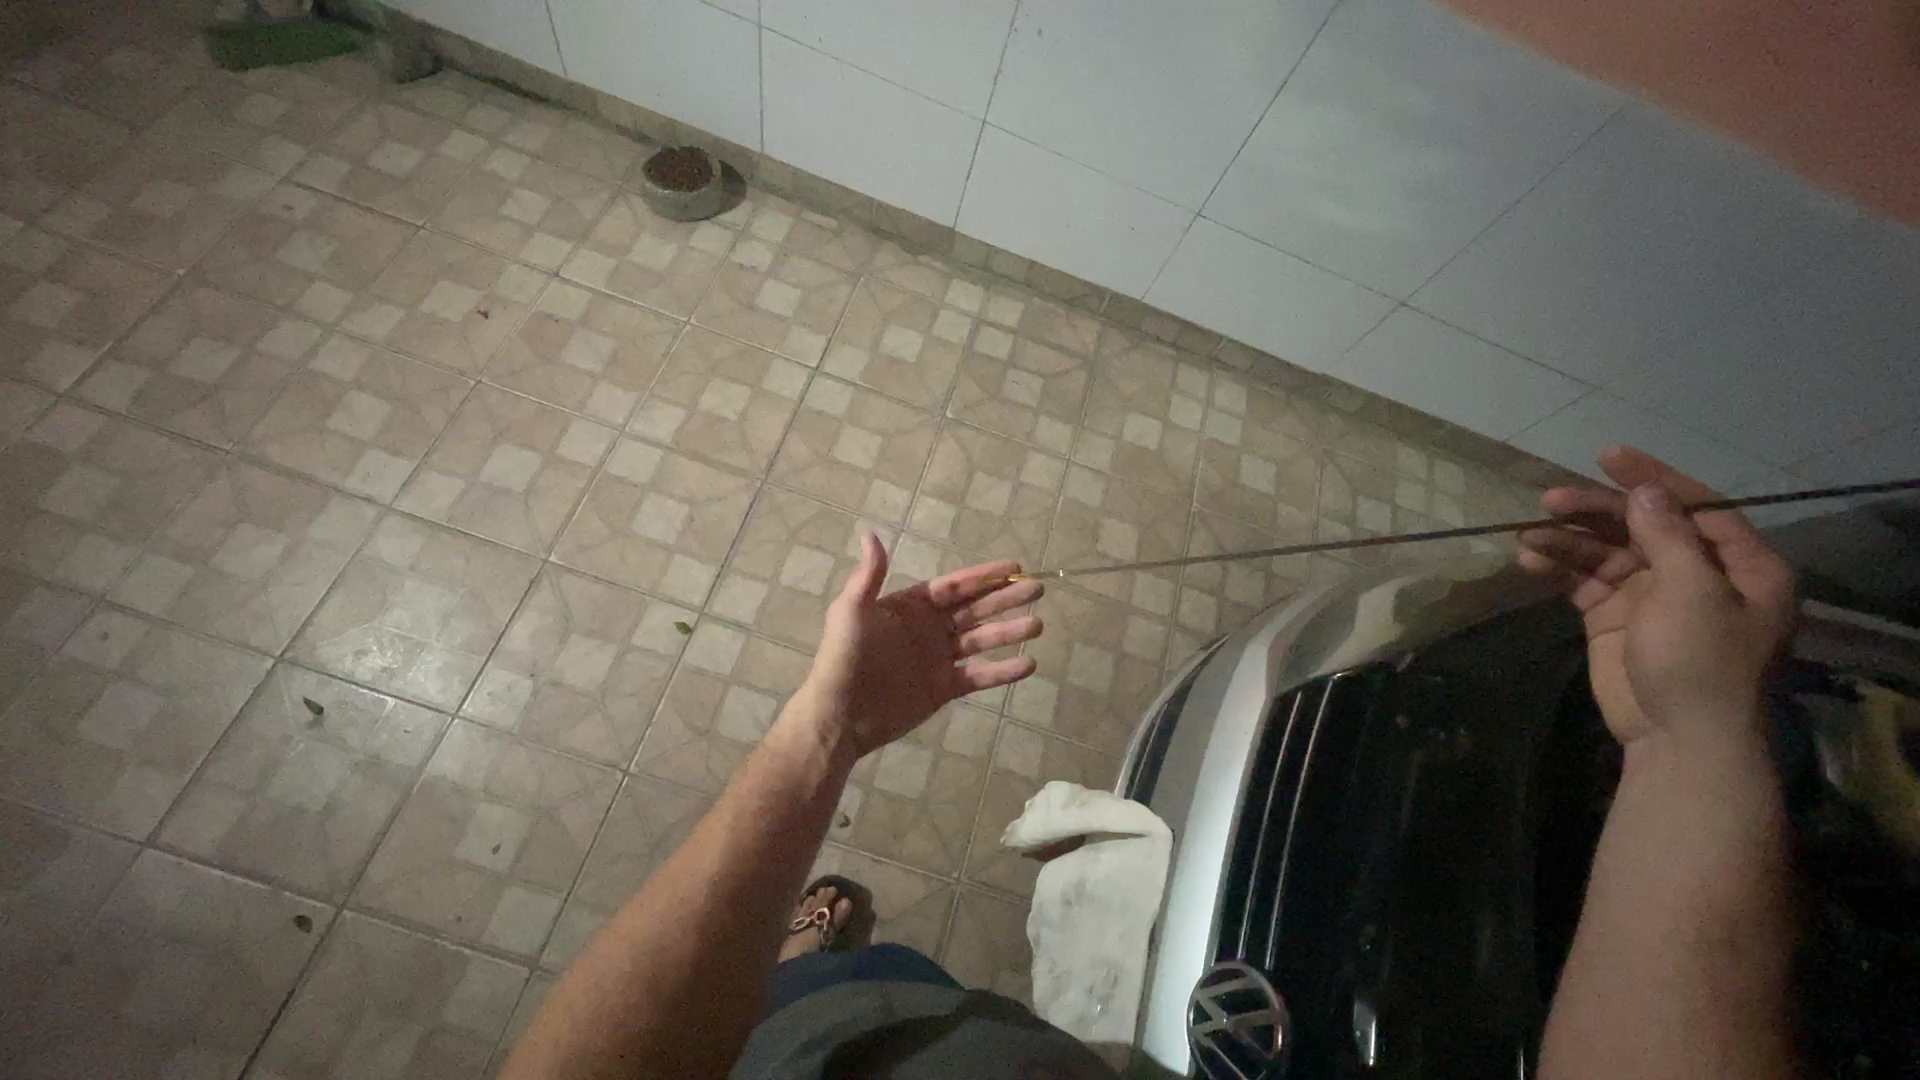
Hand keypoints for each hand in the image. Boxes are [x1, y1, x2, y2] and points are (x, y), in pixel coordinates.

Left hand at [787, 533, 1043, 762]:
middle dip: (1006, 598)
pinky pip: (979, 676)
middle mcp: (929, 628)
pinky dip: (1003, 671)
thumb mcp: (851, 611)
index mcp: (910, 606)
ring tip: (1038, 624)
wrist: (840, 714)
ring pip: (981, 640)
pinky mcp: (944, 688)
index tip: (1015, 566)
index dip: (985, 576)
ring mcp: (938, 659)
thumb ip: (869, 576)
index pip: (955, 586)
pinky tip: (1029, 665)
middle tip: (1037, 589)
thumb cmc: (844, 658)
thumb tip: (871, 533)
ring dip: (1010, 632)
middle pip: (975, 609)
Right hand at [1518, 446, 1794, 746]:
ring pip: (1605, 552)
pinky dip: (1558, 568)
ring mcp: (1652, 596)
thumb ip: (1668, 537)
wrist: (1679, 735)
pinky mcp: (1613, 617)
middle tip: (1549, 500)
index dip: (1653, 480)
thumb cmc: (1702, 660)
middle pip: (1641, 526)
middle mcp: (1697, 574)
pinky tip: (1531, 561)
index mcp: (1738, 566)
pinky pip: (1582, 580)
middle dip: (1596, 512)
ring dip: (1568, 541)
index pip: (1696, 507)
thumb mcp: (1693, 592)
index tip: (1607, 456)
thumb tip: (1646, 492)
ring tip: (1529, 537)